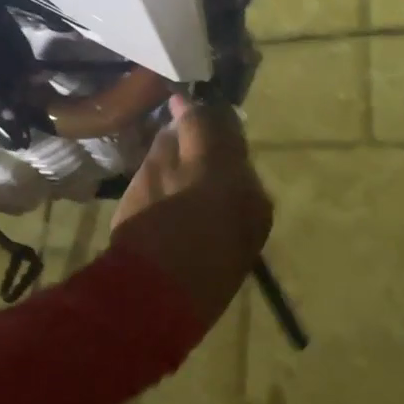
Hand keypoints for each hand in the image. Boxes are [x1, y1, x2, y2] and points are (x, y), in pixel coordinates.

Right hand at [109, 95, 272, 329]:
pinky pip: (241, 201)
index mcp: (226, 167)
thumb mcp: (150, 178)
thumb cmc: (147, 233)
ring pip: (239, 174)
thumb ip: (169, 145)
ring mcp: (256, 218)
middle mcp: (252, 188)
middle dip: (211, 131)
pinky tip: (201, 190)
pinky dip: (223, 189)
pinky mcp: (251, 244)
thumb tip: (180, 123)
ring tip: (193, 155)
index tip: (176, 98)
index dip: (191, 107)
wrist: (155, 304)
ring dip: (219, 160)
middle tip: (187, 121)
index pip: (212, 121)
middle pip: (233, 147)